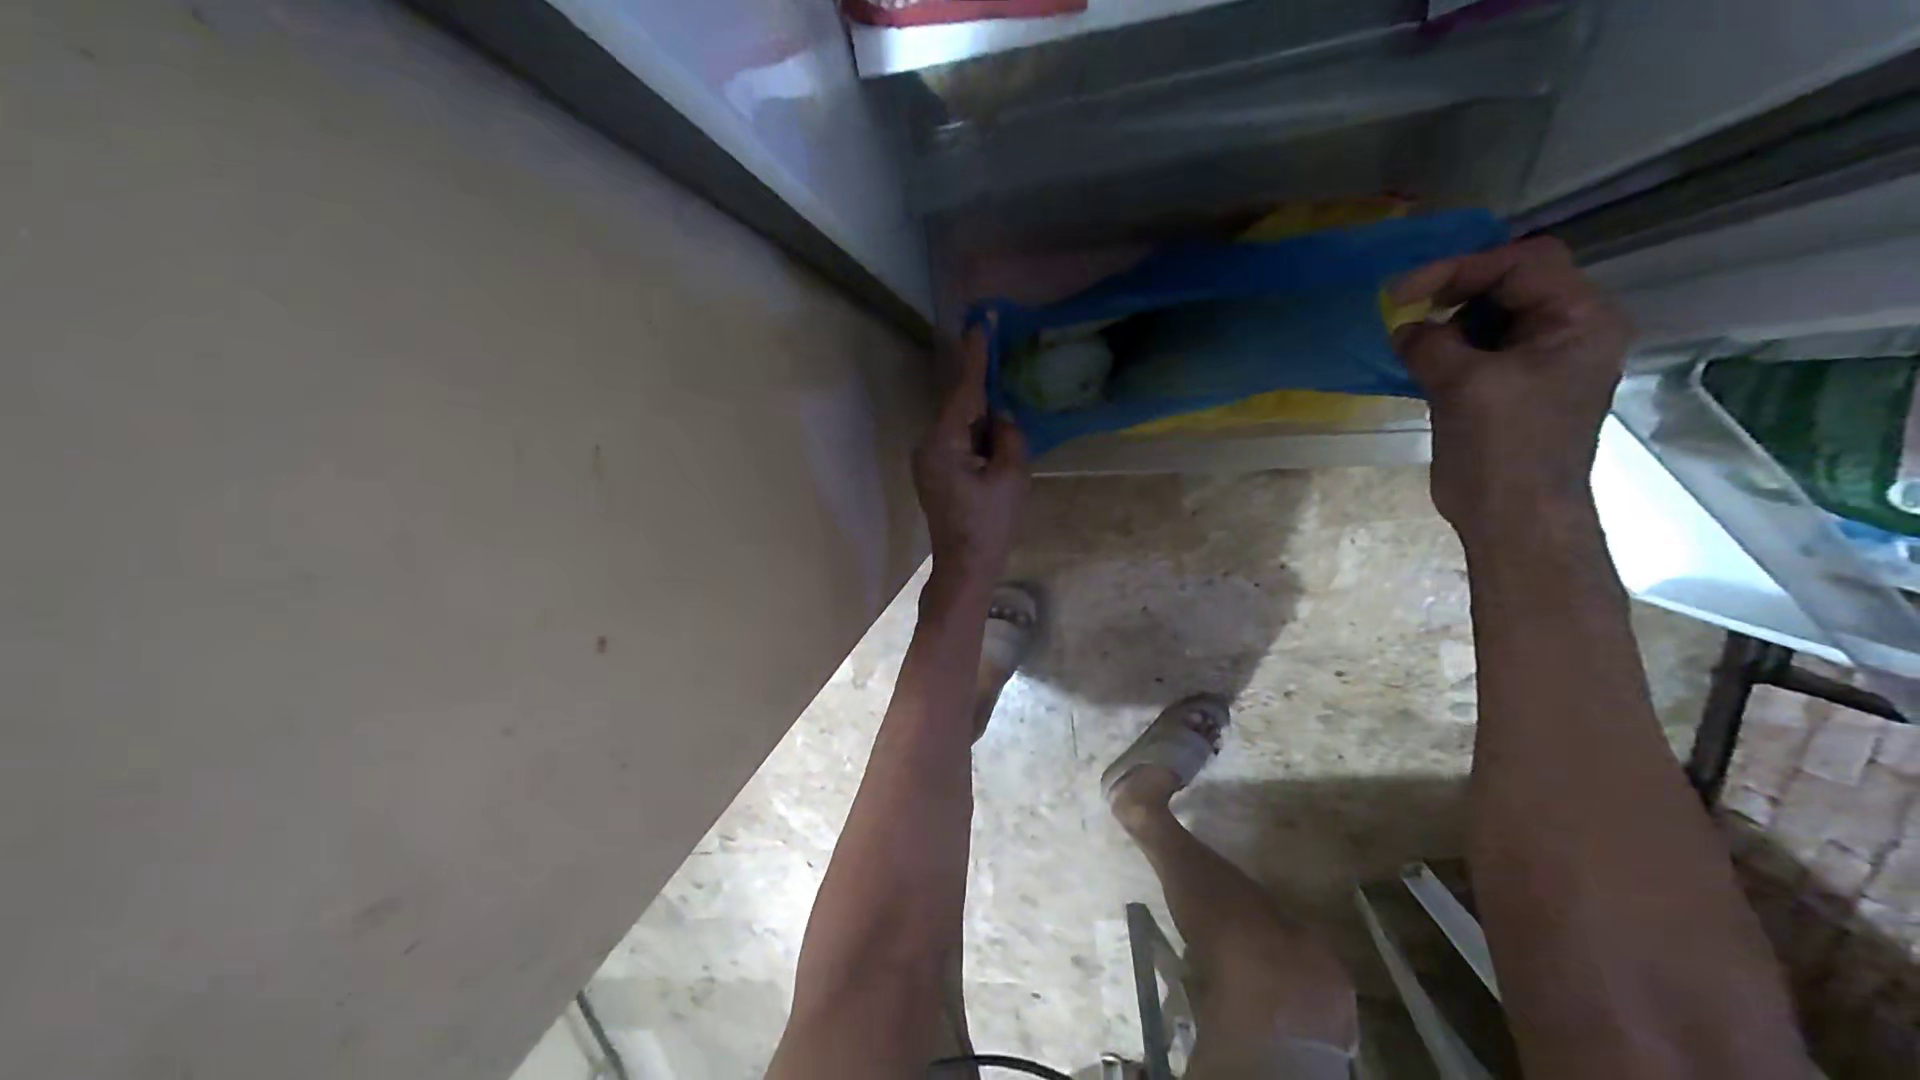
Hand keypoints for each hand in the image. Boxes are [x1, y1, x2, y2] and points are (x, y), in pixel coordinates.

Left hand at [912, 328, 1028, 585]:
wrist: (965, 567)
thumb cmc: (990, 526)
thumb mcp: (1011, 477)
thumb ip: (1009, 436)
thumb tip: (999, 416)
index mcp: (944, 443)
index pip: (964, 391)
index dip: (976, 356)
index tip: (980, 321)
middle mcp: (927, 444)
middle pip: (961, 405)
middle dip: (984, 387)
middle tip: (1000, 355)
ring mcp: (927, 459)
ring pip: (960, 423)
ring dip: (982, 415)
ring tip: (1005, 410)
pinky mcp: (934, 471)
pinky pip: (958, 439)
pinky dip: (976, 433)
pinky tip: (995, 436)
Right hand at [1391, 237, 1631, 541]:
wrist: (1513, 516)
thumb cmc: (1503, 447)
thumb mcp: (1465, 384)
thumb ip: (1431, 343)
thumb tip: (1405, 329)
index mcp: (1579, 321)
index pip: (1524, 263)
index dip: (1462, 267)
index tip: (1403, 293)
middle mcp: (1568, 332)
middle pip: (1510, 285)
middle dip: (1454, 292)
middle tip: (1404, 311)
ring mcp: (1540, 362)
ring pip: (1490, 318)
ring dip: (1447, 323)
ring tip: (1410, 343)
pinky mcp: (1511, 388)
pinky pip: (1479, 350)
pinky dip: (1446, 349)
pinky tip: (1417, 362)